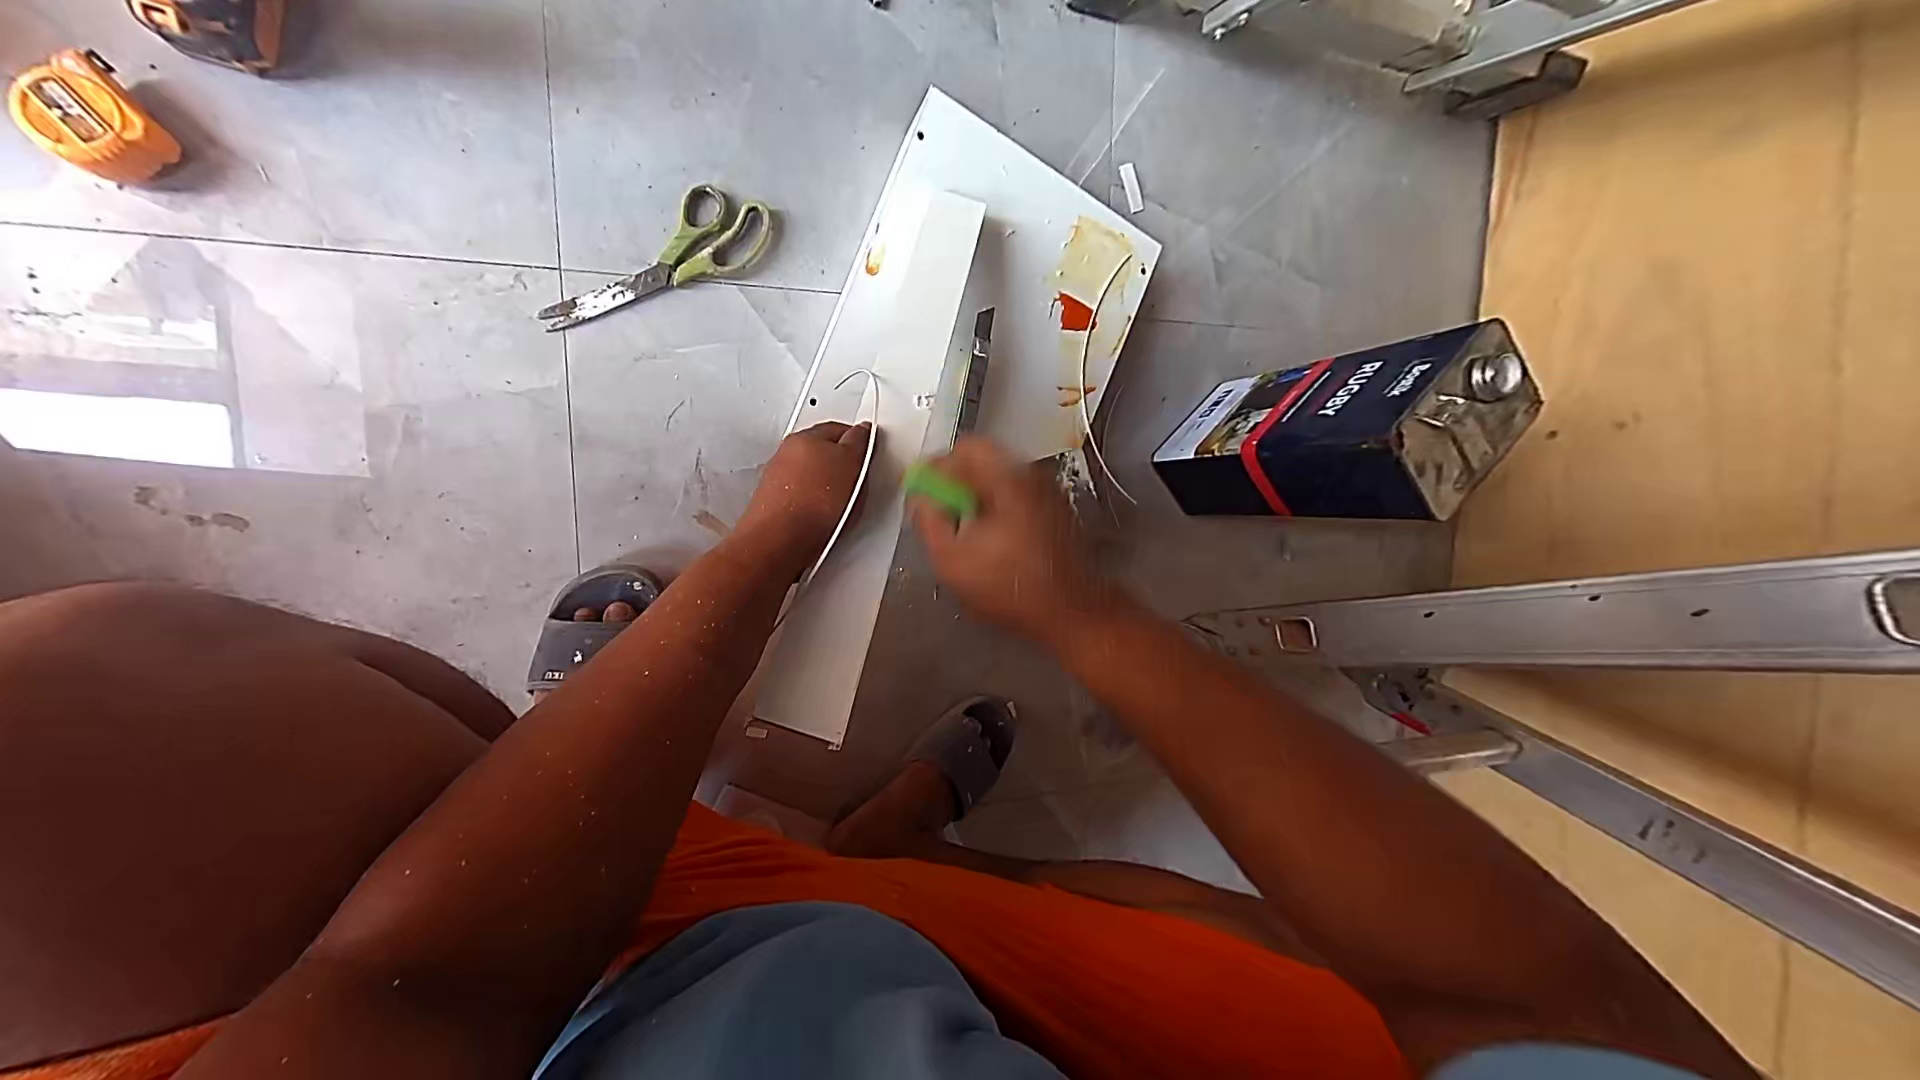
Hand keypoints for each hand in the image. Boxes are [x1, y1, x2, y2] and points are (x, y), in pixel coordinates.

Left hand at [738, 421, 871, 565]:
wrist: (781, 540)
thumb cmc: (811, 502)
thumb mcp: (850, 462)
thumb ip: (858, 442)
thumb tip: (862, 433)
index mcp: (804, 437)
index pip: (838, 429)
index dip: (858, 440)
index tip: (869, 451)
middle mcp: (787, 456)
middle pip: (824, 454)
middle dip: (843, 465)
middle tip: (859, 480)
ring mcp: (780, 482)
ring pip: (815, 479)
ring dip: (830, 488)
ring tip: (844, 505)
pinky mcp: (779, 507)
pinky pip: (807, 501)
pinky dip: (818, 507)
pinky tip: (828, 519)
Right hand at [910, 437, 1118, 643]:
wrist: (1068, 612)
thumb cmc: (1011, 588)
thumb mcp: (951, 558)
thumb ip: (928, 520)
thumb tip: (919, 499)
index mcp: (1007, 479)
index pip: (963, 448)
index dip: (934, 467)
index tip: (921, 489)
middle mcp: (1032, 477)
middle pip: (983, 461)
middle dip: (954, 482)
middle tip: (939, 508)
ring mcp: (1048, 494)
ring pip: (1000, 479)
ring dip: (976, 496)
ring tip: (962, 527)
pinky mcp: (1056, 513)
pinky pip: (1017, 497)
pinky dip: (997, 508)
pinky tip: (989, 540)